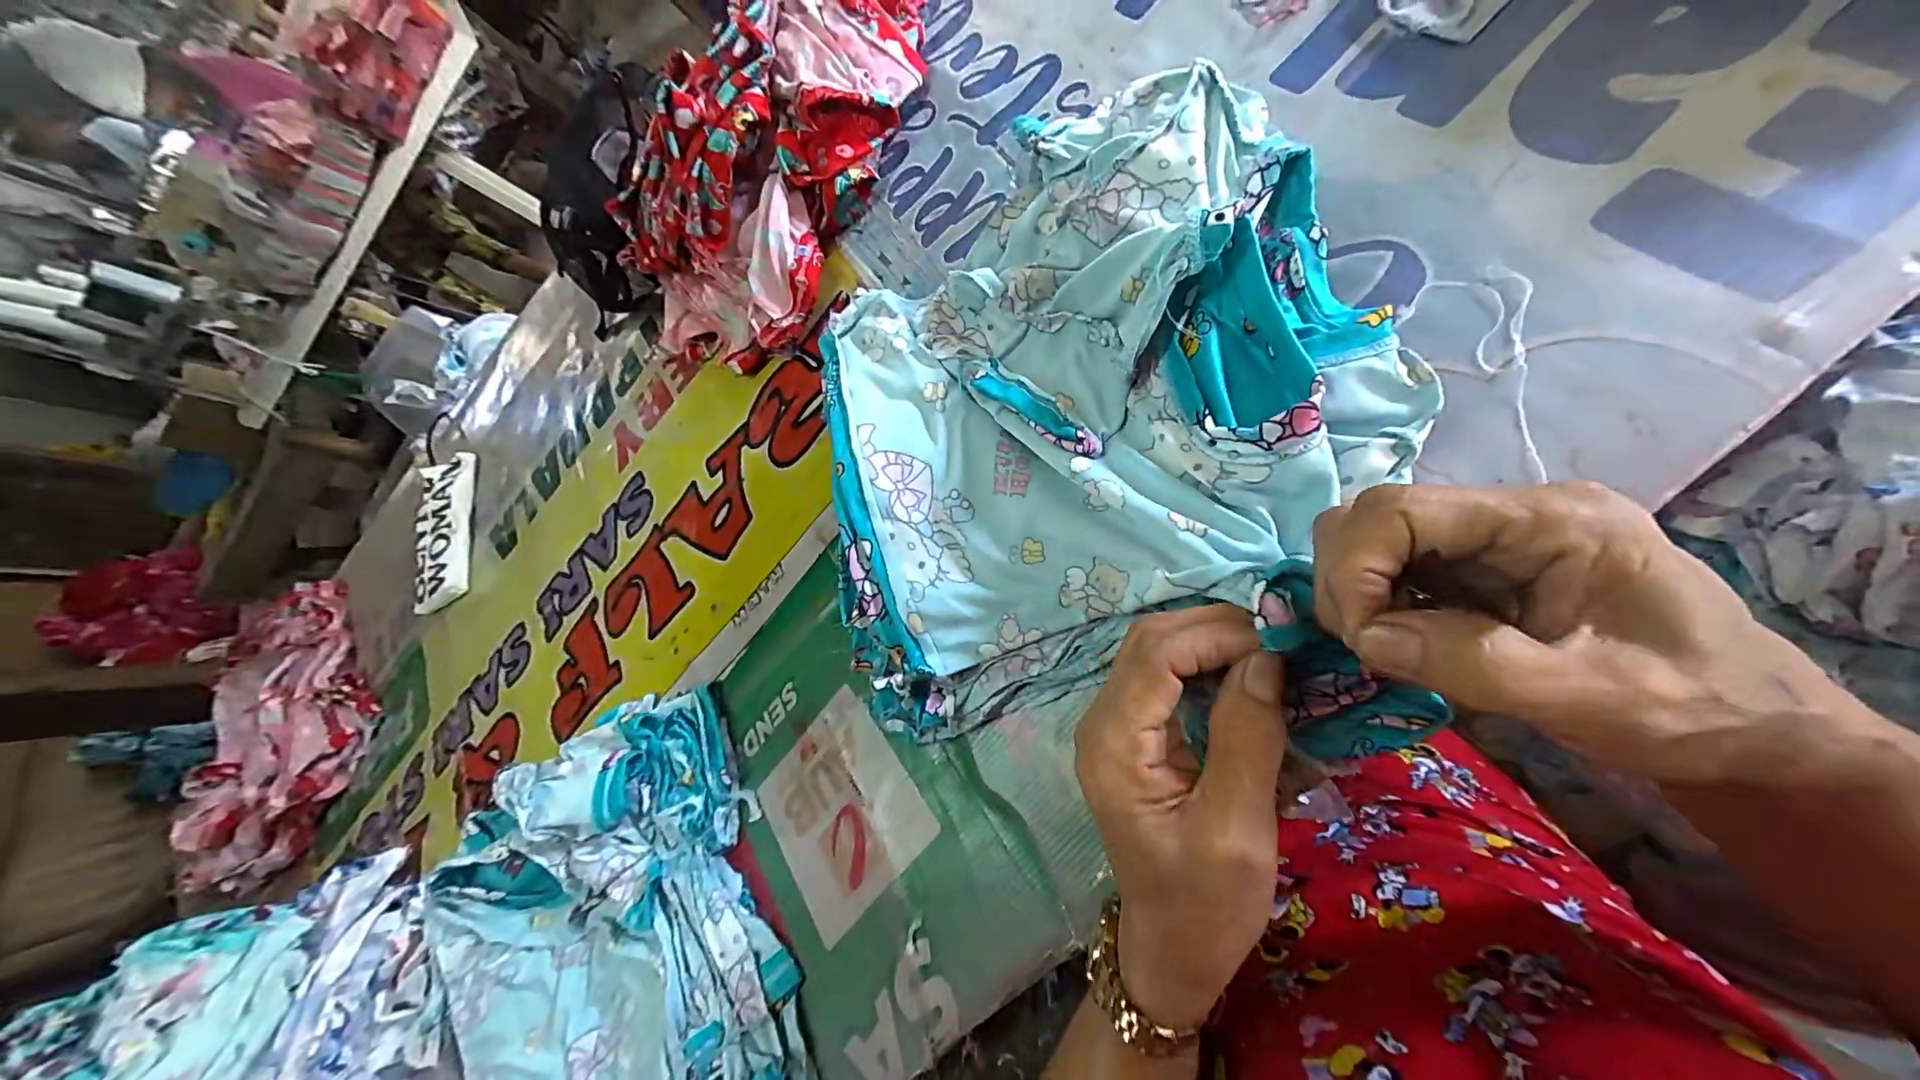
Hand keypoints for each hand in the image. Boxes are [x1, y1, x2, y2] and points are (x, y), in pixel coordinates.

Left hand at [1074, 606, 1285, 1030]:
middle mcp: (1102, 721)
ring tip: (1273, 654)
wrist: (1169, 947)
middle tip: (1284, 643)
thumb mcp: (1236, 830)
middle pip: (1150, 641)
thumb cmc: (1203, 904)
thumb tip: (1266, 659)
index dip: (1219, 634)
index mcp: (1113, 743)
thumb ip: (1247, 738)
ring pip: (1157, 651)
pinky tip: (1248, 677)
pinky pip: (1165, 677)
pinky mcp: (1133, 734)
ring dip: (1212, 642)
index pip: (1157, 654)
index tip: (1284, 643)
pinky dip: (1206, 665)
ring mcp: (1114, 725)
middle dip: (1215, 629)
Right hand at [1311, 482, 1876, 783]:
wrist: (1754, 731)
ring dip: (1352, 593)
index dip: (1354, 569)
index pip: (1399, 510)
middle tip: (1367, 645)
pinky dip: (1371, 605)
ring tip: (1384, 647)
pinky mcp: (1473, 567)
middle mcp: (1508, 513)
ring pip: (1368, 538)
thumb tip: (1366, 637)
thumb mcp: (1592, 696)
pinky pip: (1390, 569)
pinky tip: (1400, 641)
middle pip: (1370, 515)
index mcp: (1549, 520)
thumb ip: (1476, 662)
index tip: (1361, 640)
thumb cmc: (1695, 709)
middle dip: (1345, 581)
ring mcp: (1488, 538)